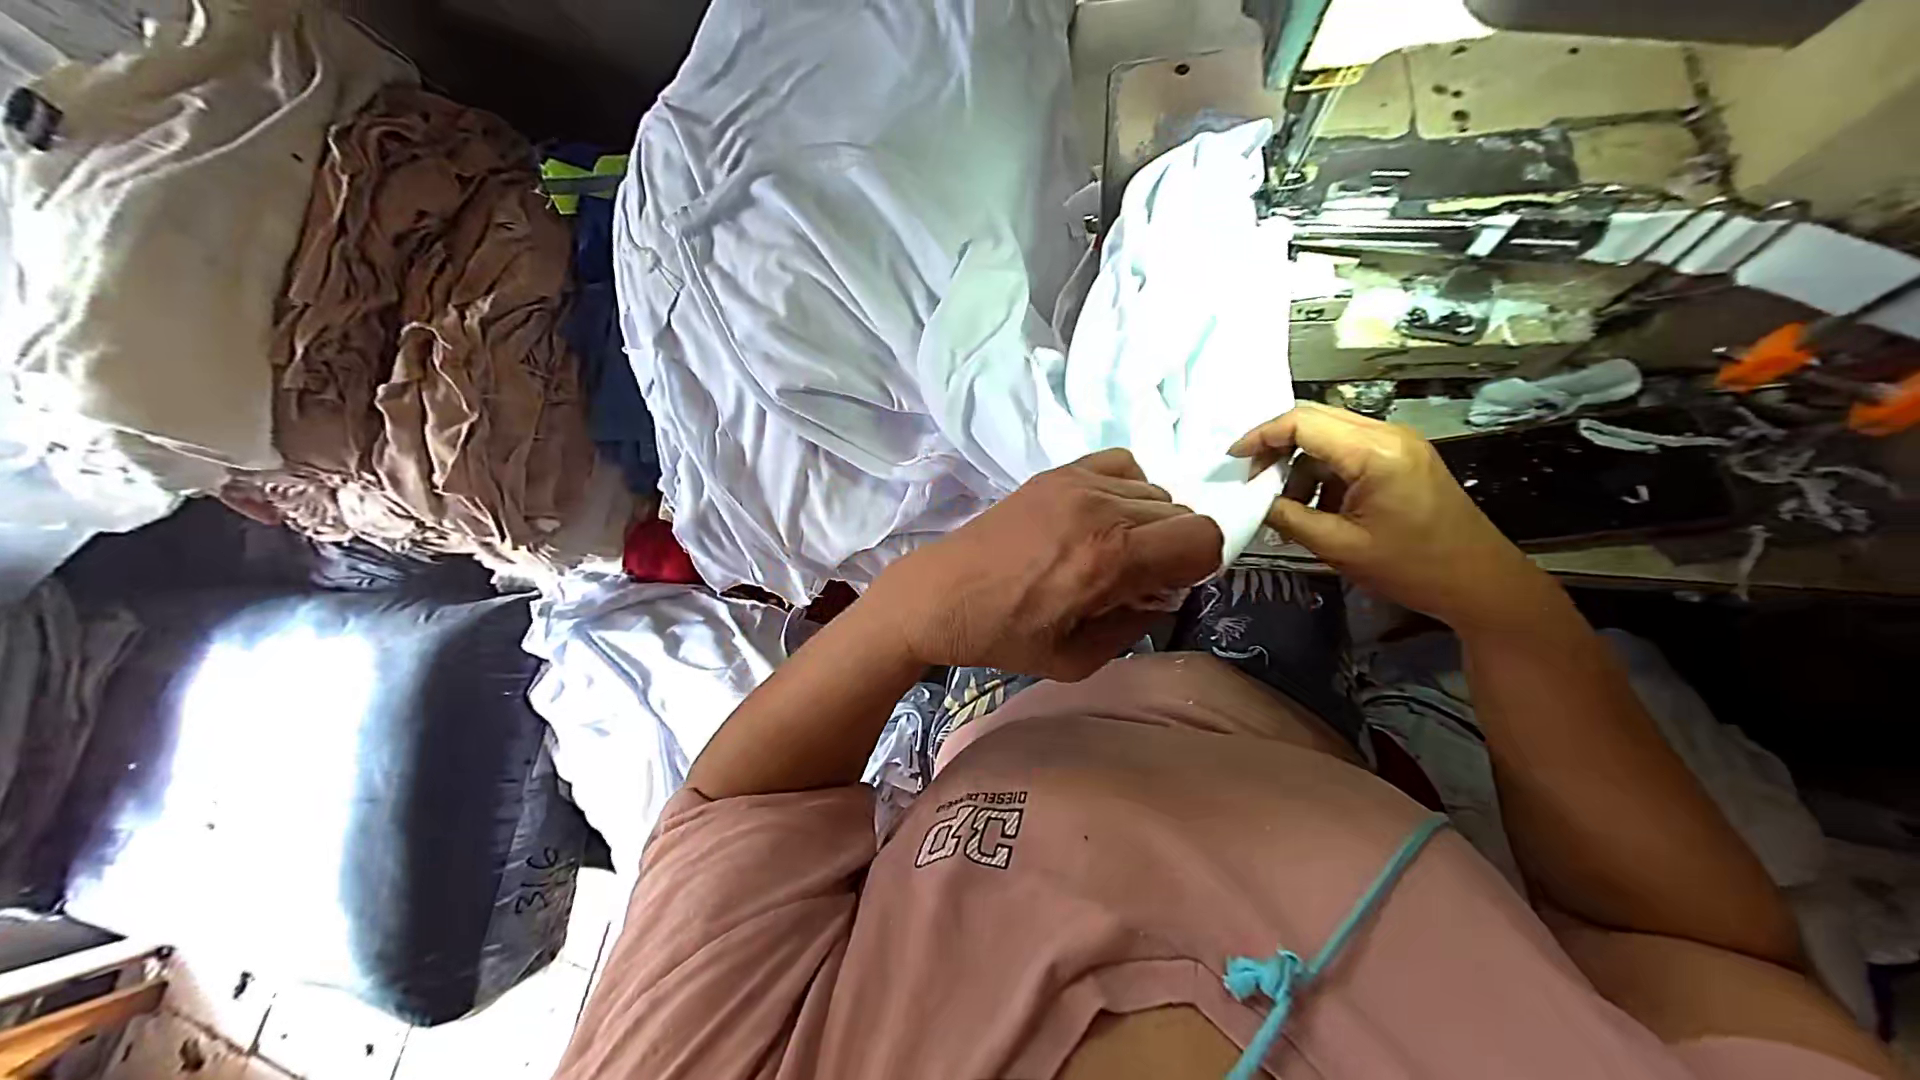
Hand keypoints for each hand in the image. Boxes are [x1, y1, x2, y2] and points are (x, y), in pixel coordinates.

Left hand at [866, 449, 1222, 680]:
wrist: (940, 595)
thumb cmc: (1004, 636)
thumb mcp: (1077, 659)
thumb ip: (1136, 626)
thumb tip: (1166, 595)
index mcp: (1111, 558)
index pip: (1204, 538)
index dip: (1199, 567)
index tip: (1168, 587)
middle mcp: (1102, 509)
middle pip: (1183, 514)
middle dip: (1172, 549)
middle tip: (1133, 577)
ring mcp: (1077, 483)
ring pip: (1156, 492)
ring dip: (1149, 523)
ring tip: (1110, 549)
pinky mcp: (1057, 472)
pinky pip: (1123, 465)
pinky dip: (1127, 489)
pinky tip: (1101, 517)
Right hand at [1229, 402, 1560, 634]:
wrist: (1480, 582)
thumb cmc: (1411, 567)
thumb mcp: (1338, 547)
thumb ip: (1288, 517)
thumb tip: (1253, 501)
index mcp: (1375, 452)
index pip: (1302, 422)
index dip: (1260, 436)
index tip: (1233, 460)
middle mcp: (1388, 435)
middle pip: (1314, 418)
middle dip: (1275, 445)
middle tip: (1252, 480)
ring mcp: (1399, 443)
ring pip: (1328, 434)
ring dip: (1298, 461)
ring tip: (1285, 502)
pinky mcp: (1402, 457)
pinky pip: (1347, 450)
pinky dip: (1321, 470)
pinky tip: (1314, 503)